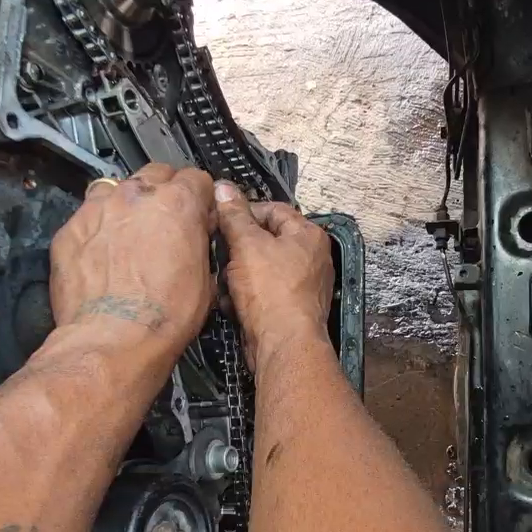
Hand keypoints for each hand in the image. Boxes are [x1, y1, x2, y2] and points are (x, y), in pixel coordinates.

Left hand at [45, 165, 217, 371]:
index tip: (199, 214)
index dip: (200, 198)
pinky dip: (98, 227)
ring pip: (117, 187)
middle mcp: (137, 196)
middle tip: (167, 222)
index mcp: (178, 204)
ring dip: (128, 204)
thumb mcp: (206, 280)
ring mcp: (99, 208)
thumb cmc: (163, 316)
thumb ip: (200, 244)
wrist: (114, 339)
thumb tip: (197, 238)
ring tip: (132, 234)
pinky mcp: (70, 228)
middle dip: (164, 192)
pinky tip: (104, 253)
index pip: (196, 178)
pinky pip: (88, 215)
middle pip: (156, 173)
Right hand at [214, 181, 334, 376]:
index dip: (244, 211)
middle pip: (266, 240)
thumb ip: (235, 216)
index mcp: (308, 235)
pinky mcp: (290, 308)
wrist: (283, 344)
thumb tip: (224, 187)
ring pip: (261, 268)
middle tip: (219, 252)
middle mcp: (312, 258)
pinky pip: (263, 292)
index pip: (273, 209)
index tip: (220, 220)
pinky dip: (246, 295)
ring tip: (224, 281)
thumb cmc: (270, 290)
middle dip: (238, 248)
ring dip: (237, 274)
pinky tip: (231, 303)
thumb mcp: (247, 244)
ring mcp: (303, 285)